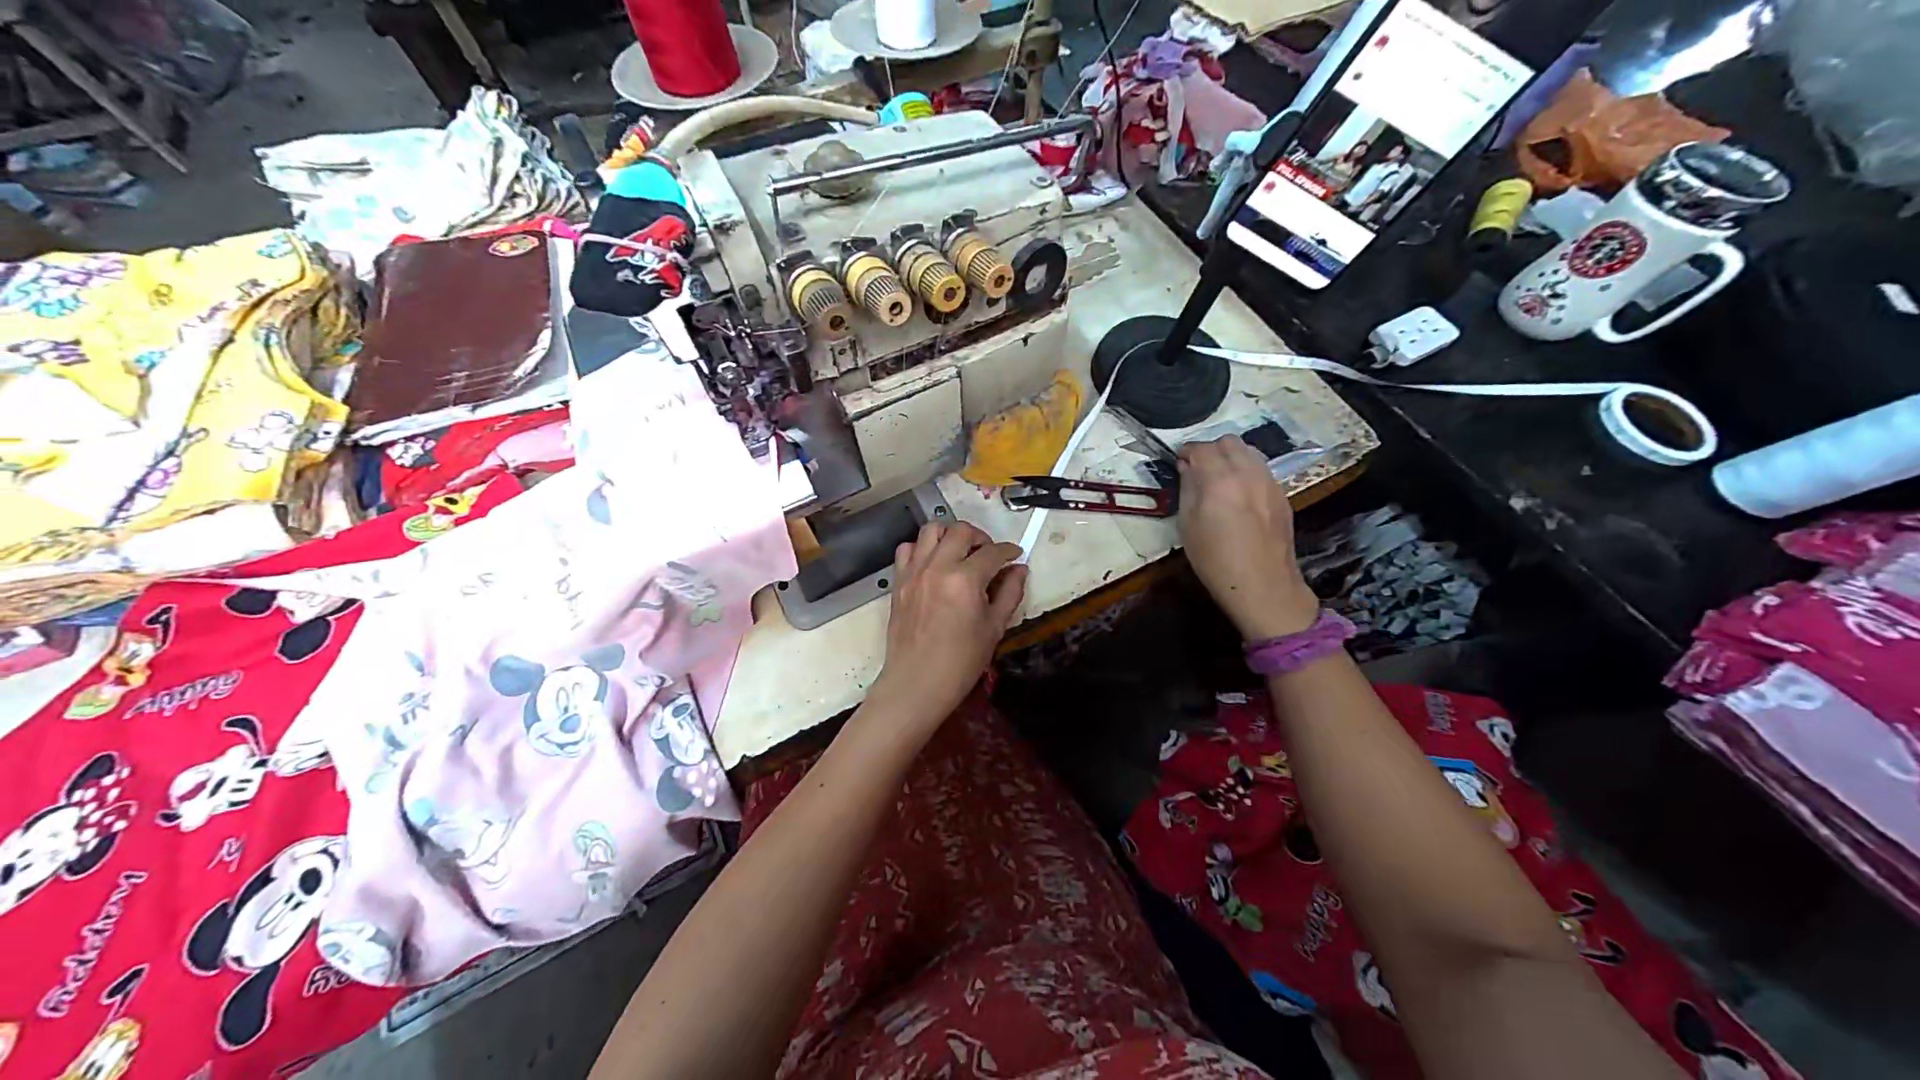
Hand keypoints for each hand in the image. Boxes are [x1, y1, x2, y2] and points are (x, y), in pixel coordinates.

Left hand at [866, 521, 1027, 732]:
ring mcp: (914, 572)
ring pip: (932, 530)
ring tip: (961, 552)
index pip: (993, 552)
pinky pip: (908, 549)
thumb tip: (1019, 571)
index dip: (1009, 551)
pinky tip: (933, 564)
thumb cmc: (960, 662)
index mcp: (965, 579)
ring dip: (950, 535)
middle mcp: (937, 567)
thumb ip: (1009, 593)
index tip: (1014, 556)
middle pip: (961, 531)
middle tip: (989, 555)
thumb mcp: (994, 628)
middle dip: (981, 537)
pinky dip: (922, 548)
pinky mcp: (899, 581)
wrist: (917, 683)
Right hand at [1176, 436, 1319, 639]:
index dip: (1187, 452)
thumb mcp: (1188, 525)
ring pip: (1248, 451)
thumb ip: (1188, 489)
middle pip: (1228, 442)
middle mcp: (1247, 473)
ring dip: (1231, 457)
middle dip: (1211, 450)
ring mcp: (1269, 481)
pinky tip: (1240, 494)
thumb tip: (1188, 468)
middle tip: (1199, 469)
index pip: (1201, 449)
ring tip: (1220, 479)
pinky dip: (1246, 471)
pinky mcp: (1282, 494)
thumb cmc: (1215, 560)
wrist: (1262, 585)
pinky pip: (1261, 469)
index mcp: (1219, 480)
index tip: (1179, 463)